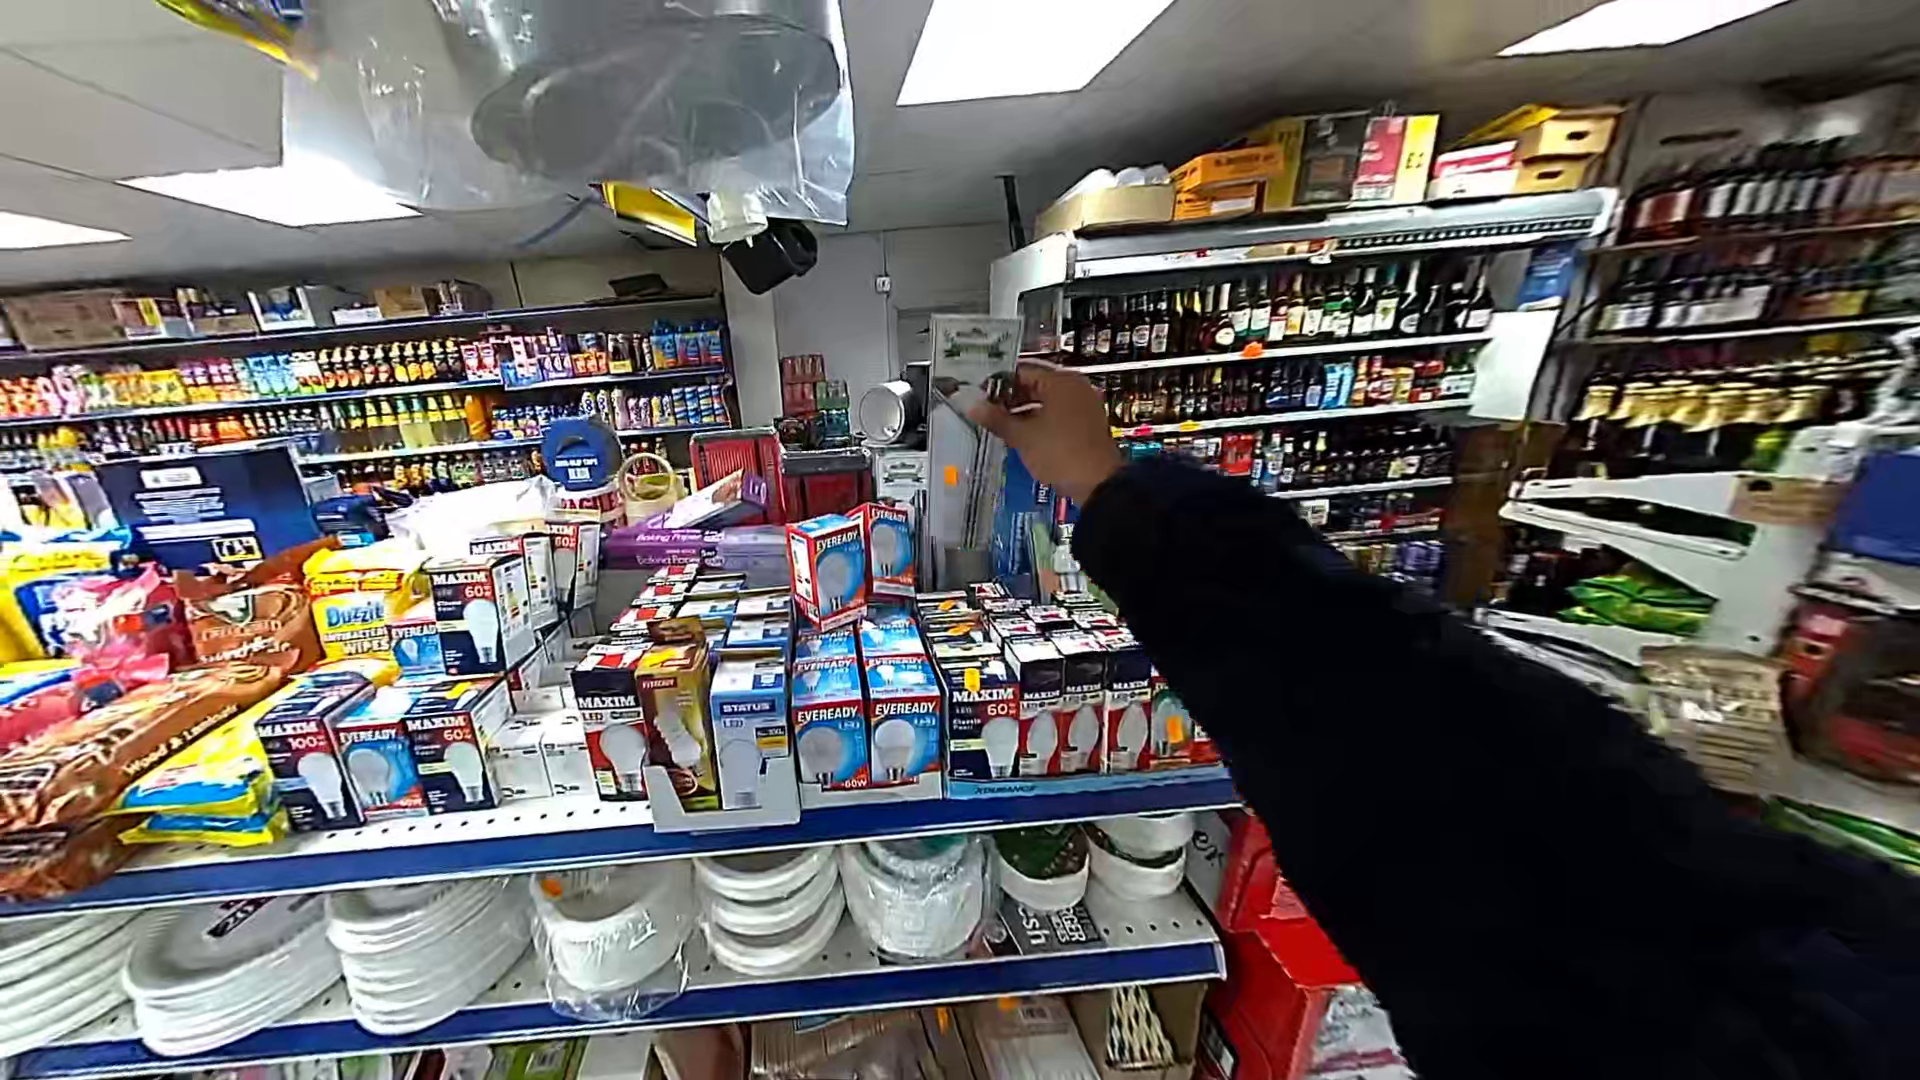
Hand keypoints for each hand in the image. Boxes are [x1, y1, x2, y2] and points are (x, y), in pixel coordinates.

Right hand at [968, 360, 1124, 504]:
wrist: (1098, 484)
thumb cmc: (1059, 453)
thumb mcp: (1022, 436)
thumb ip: (996, 419)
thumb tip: (971, 406)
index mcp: (1061, 381)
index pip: (1022, 373)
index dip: (998, 386)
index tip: (980, 399)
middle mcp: (1076, 387)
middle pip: (1036, 386)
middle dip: (1011, 400)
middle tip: (988, 414)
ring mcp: (1084, 406)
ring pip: (1047, 402)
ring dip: (1024, 413)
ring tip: (1002, 427)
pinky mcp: (1087, 425)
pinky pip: (1058, 415)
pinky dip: (1040, 422)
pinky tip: (1024, 437)